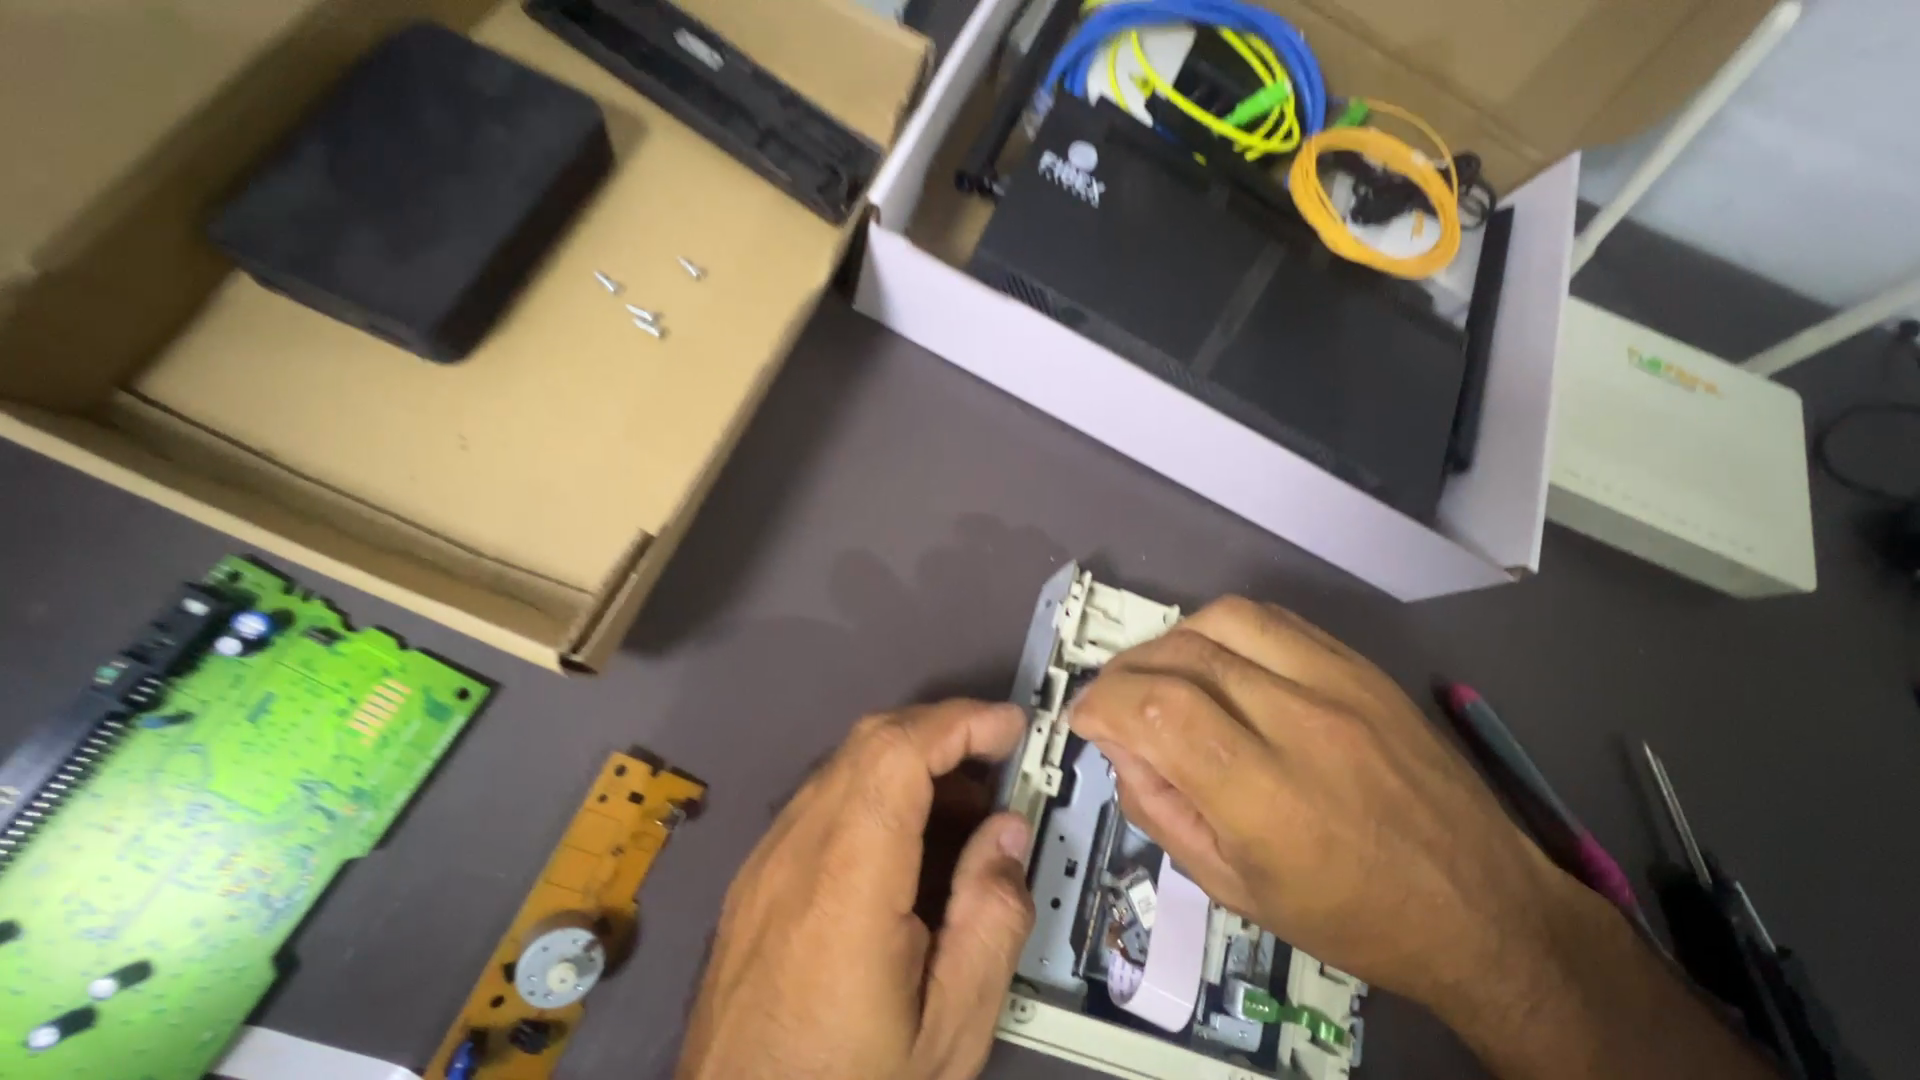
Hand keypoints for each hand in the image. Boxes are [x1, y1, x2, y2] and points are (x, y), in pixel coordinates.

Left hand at [676, 701, 1034, 1079]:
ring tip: (966, 814)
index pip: (895, 754)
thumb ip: (990, 922)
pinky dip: (874, 795)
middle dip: (941, 732)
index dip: (958, 723)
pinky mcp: (754, 883)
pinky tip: (909, 848)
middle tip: (1000, 766)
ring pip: (841, 768)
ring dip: (909, 764)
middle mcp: (793, 854)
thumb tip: (1006, 834)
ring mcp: (764, 864)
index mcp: (844, 885)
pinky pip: (820, 805)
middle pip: (866, 744)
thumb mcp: (949, 1029)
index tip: (1012, 728)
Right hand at [1067, 596, 1570, 1012]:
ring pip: (1224, 620)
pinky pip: (1274, 620)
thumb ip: (1161, 809)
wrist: (1483, 909)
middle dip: (1124, 671)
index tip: (1085, 720)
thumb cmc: (1351, 917)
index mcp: (1267, 798)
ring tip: (1160, 674)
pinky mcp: (1363, 668)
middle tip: (1112, 701)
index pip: (1157, 710)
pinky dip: (1223, 630)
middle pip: (1182, 656)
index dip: (1103, 703)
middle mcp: (1302, 724)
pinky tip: (1216, 661)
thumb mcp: (1234, 890)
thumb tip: (1119, 745)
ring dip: (1170, 641)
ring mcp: (1340, 686)